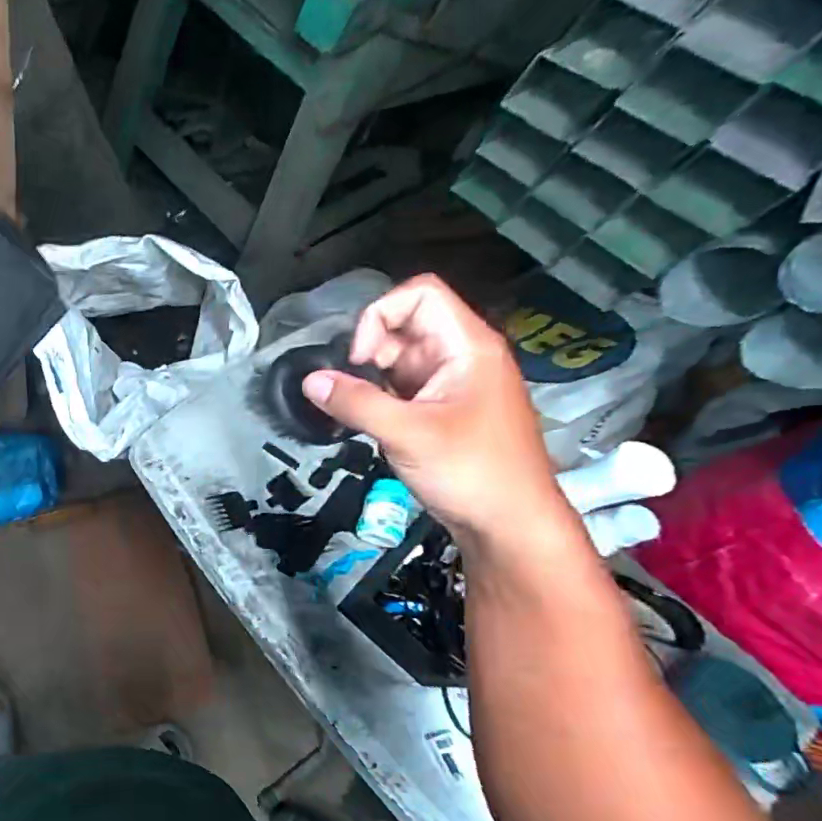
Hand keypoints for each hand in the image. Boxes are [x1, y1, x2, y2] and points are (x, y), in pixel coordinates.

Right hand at [300, 275, 579, 556]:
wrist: (511, 526)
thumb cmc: (471, 472)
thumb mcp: (408, 434)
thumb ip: (356, 403)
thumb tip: (310, 381)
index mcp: (467, 346)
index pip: (419, 295)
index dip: (381, 315)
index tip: (360, 359)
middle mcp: (462, 356)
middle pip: (407, 326)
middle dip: (371, 352)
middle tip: (354, 392)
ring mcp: (454, 385)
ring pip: (402, 361)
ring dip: (373, 380)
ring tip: (357, 412)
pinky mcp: (445, 412)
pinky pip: (407, 390)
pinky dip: (383, 400)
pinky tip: (371, 425)